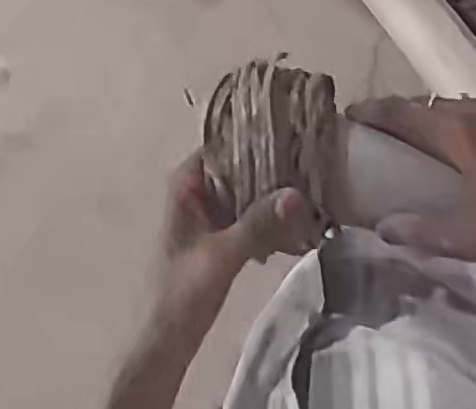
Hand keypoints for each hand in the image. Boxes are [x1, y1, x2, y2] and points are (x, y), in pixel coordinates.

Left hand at [109, 156, 316, 408]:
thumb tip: (296, 192)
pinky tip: (298, 218)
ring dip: (274, 189)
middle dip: (272, 163)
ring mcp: (211, 209)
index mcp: (187, 182)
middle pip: (240, 162)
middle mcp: (199, 188)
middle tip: (310, 157)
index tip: (291, 129)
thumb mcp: (222, 255)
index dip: (256, 133)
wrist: (164, 345)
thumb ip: (258, 222)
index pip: (224, 140)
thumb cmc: (181, 293)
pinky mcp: (223, 230)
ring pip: (249, 186)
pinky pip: (251, 209)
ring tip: (311, 182)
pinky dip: (270, 212)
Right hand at [349, 98, 475, 393]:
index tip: (350, 111)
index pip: (407, 113)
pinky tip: (459, 146)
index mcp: (463, 130)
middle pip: (430, 106)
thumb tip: (383, 227)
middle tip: (379, 131)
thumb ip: (424, 230)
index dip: (377, 111)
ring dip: (431, 118)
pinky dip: (456, 123)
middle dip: (402, 114)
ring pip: (455, 108)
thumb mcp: (471, 235)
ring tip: (414, 139)